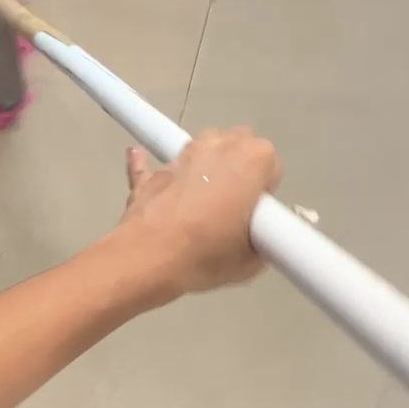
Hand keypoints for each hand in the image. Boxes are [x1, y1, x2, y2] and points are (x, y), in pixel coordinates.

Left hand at [118, 127, 281, 294]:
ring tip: (197, 202)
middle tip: (226, 210)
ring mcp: (179, 157)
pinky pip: (147, 166)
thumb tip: (251, 240)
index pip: (270, 168)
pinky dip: (144, 165)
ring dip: (202, 169)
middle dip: (235, 172)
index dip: (260, 195)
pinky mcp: (147, 177)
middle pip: (236, 150)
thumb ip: (260, 239)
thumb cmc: (205, 255)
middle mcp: (218, 145)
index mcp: (254, 157)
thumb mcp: (251, 259)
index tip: (249, 218)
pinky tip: (138, 155)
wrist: (145, 262)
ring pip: (199, 152)